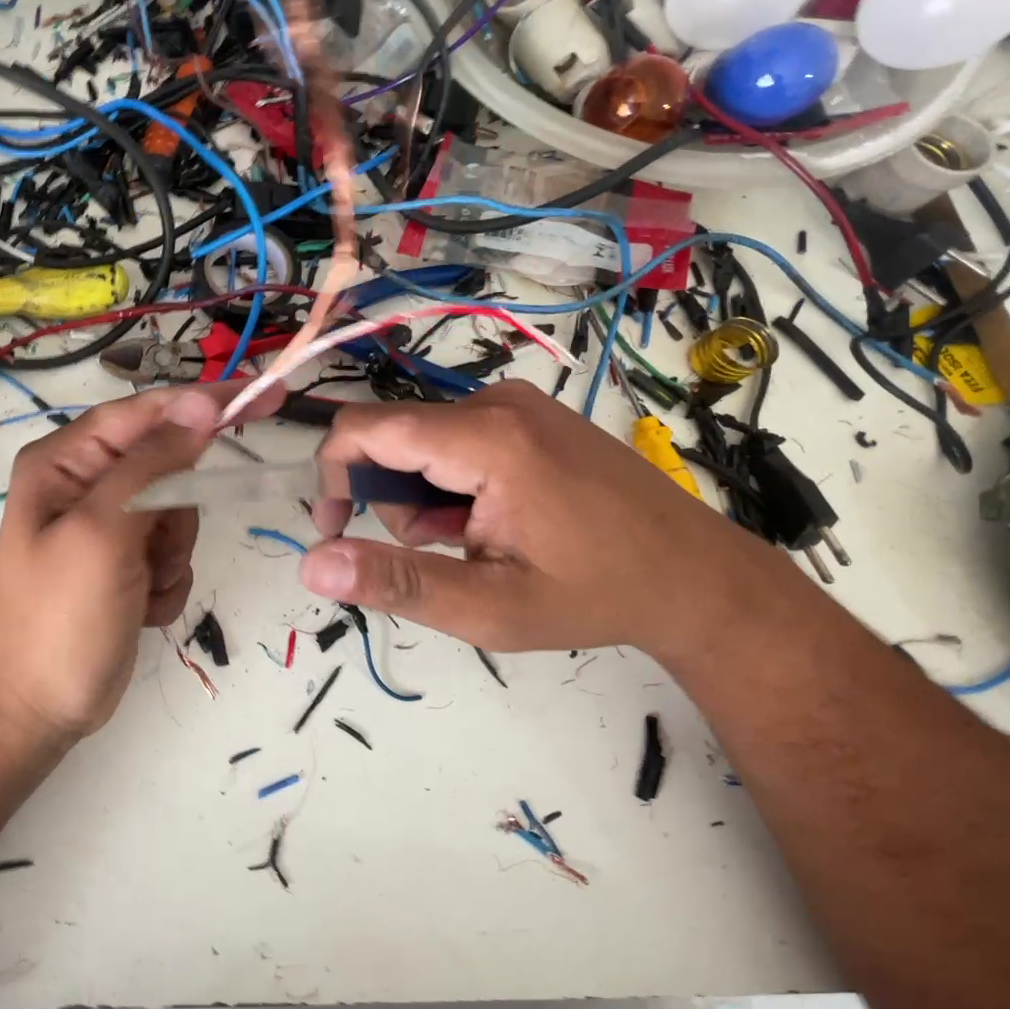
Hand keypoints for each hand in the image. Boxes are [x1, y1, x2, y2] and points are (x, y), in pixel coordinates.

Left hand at [0, 381, 286, 744]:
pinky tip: (137, 608)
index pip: (143, 412)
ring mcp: (105, 527)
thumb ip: (152, 465)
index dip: (202, 401)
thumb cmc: (59, 618)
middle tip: (156, 550)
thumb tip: (199, 403)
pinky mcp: (124, 564)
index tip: (265, 396)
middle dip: (176, 511)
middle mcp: (82, 485)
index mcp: (62, 463)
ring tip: (139, 587)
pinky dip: (166, 581)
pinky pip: (173, 551)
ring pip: (178, 512)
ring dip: (172, 553)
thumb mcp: (103, 533)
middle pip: (167, 464)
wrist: (37, 708)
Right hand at [299, 380, 801, 655]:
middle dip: (391, 501)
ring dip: (422, 498)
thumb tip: (311, 564)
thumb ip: (395, 581)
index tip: (339, 533)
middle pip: (389, 438)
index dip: (333, 480)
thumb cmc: (593, 595)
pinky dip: (450, 484)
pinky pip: (451, 440)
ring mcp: (517, 405)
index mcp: (487, 439)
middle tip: (440, 551)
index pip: (363, 430)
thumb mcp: (487, 606)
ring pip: (418, 442)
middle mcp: (497, 402)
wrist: (698, 578)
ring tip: (473, 541)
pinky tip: (493, 520)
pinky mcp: (528, 416)